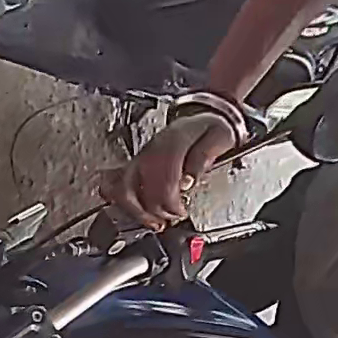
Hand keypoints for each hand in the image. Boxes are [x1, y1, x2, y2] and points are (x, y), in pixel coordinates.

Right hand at [101, 112, 237, 230]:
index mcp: (172, 143)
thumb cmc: (212, 129)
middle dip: (155, 210)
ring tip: (154, 222)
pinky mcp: (136, 164)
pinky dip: (126, 203)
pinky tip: (140, 213)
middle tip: (170, 218)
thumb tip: (187, 181)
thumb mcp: (218, 137)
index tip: (181, 212)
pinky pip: (119, 185)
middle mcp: (152, 150)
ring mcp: (141, 157)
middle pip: (139, 188)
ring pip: (122, 188)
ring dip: (136, 210)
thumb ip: (203, 158)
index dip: (171, 203)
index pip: (163, 180)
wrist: (203, 116)